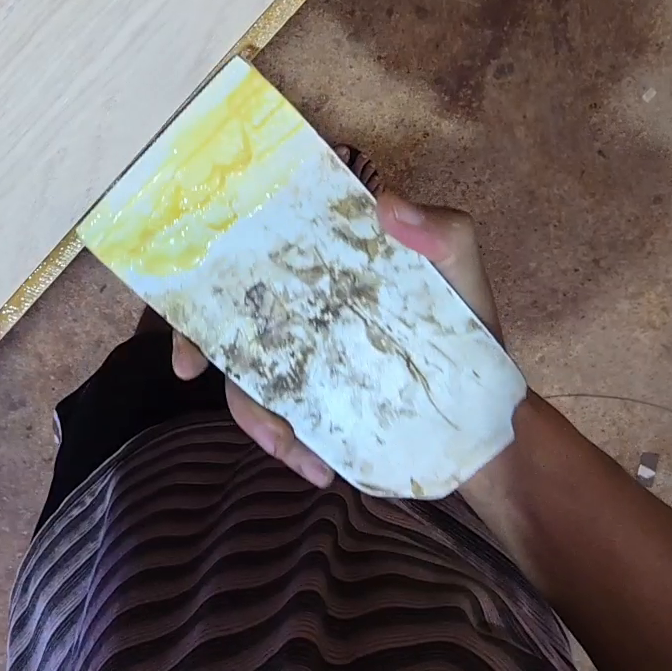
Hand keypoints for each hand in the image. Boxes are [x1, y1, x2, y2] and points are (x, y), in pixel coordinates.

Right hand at [172, 192, 505, 488]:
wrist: (482, 419)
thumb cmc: (465, 328)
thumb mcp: (461, 272)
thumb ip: (443, 234)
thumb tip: (388, 204)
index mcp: (322, 258)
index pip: (256, 240)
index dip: (210, 249)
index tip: (193, 270)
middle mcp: (298, 302)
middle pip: (225, 308)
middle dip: (195, 336)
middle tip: (188, 366)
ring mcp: (297, 353)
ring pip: (243, 373)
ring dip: (252, 411)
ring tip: (298, 451)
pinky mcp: (305, 400)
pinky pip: (271, 416)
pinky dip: (282, 441)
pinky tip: (316, 467)